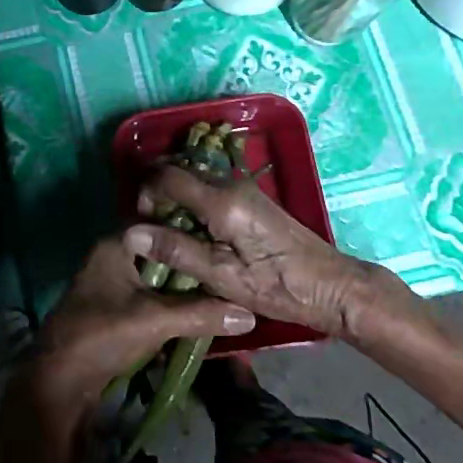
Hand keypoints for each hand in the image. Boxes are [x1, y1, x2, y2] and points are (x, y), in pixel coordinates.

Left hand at [18, 235, 255, 462]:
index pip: (162, 221)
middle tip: (229, 262)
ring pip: (156, 274)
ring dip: (182, 283)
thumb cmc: (102, 336)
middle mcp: (112, 256)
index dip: (194, 226)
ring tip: (220, 284)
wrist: (57, 384)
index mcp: (116, 244)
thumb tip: (248, 313)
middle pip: (162, 249)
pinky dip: (170, 300)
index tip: (226, 235)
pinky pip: (149, 294)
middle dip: (192, 259)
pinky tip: (196, 307)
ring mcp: (111, 283)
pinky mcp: (113, 307)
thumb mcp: (157, 321)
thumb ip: (202, 313)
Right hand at [123, 164, 416, 340]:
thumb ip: (177, 251)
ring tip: (171, 240)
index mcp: (223, 200)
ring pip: (195, 182)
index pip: (168, 176)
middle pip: (180, 174)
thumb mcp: (223, 277)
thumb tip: (131, 233)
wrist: (331, 286)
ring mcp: (244, 188)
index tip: (141, 226)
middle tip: (152, 235)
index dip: (145, 195)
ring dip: (176, 203)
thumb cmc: (278, 288)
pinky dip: (194, 207)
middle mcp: (232, 183)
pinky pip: (210, 191)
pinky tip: (196, 237)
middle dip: (158, 198)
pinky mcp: (252, 199)